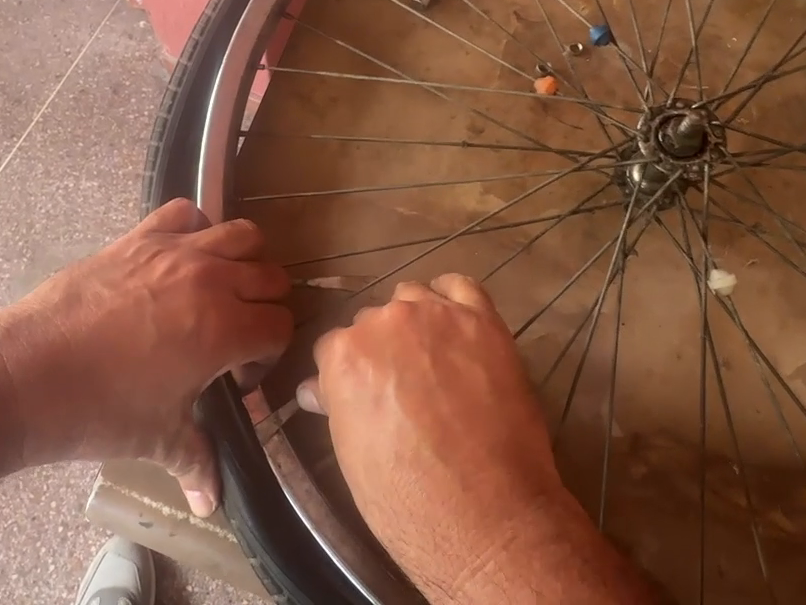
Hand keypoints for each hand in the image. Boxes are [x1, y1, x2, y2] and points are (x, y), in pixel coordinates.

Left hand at [0, 199, 290, 516]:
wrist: (25, 374)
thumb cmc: (96, 411)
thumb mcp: (156, 439)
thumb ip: (197, 462)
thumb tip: (211, 502)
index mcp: (223, 330)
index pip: (280, 326)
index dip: (268, 354)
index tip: (239, 377)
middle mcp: (210, 281)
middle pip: (271, 277)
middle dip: (265, 308)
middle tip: (236, 334)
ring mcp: (175, 251)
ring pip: (242, 235)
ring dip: (245, 262)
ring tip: (222, 289)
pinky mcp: (140, 236)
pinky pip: (187, 213)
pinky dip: (198, 228)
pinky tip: (184, 257)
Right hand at [297, 274, 580, 599]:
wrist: (487, 518)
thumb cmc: (406, 500)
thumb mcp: (350, 455)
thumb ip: (336, 405)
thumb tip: (318, 388)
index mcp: (343, 355)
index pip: (334, 347)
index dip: (348, 374)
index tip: (363, 396)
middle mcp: (384, 322)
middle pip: (374, 320)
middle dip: (383, 349)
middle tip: (403, 386)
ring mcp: (436, 315)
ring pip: (414, 297)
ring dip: (416, 322)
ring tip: (434, 359)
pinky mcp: (483, 320)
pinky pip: (461, 287)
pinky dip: (454, 300)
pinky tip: (457, 324)